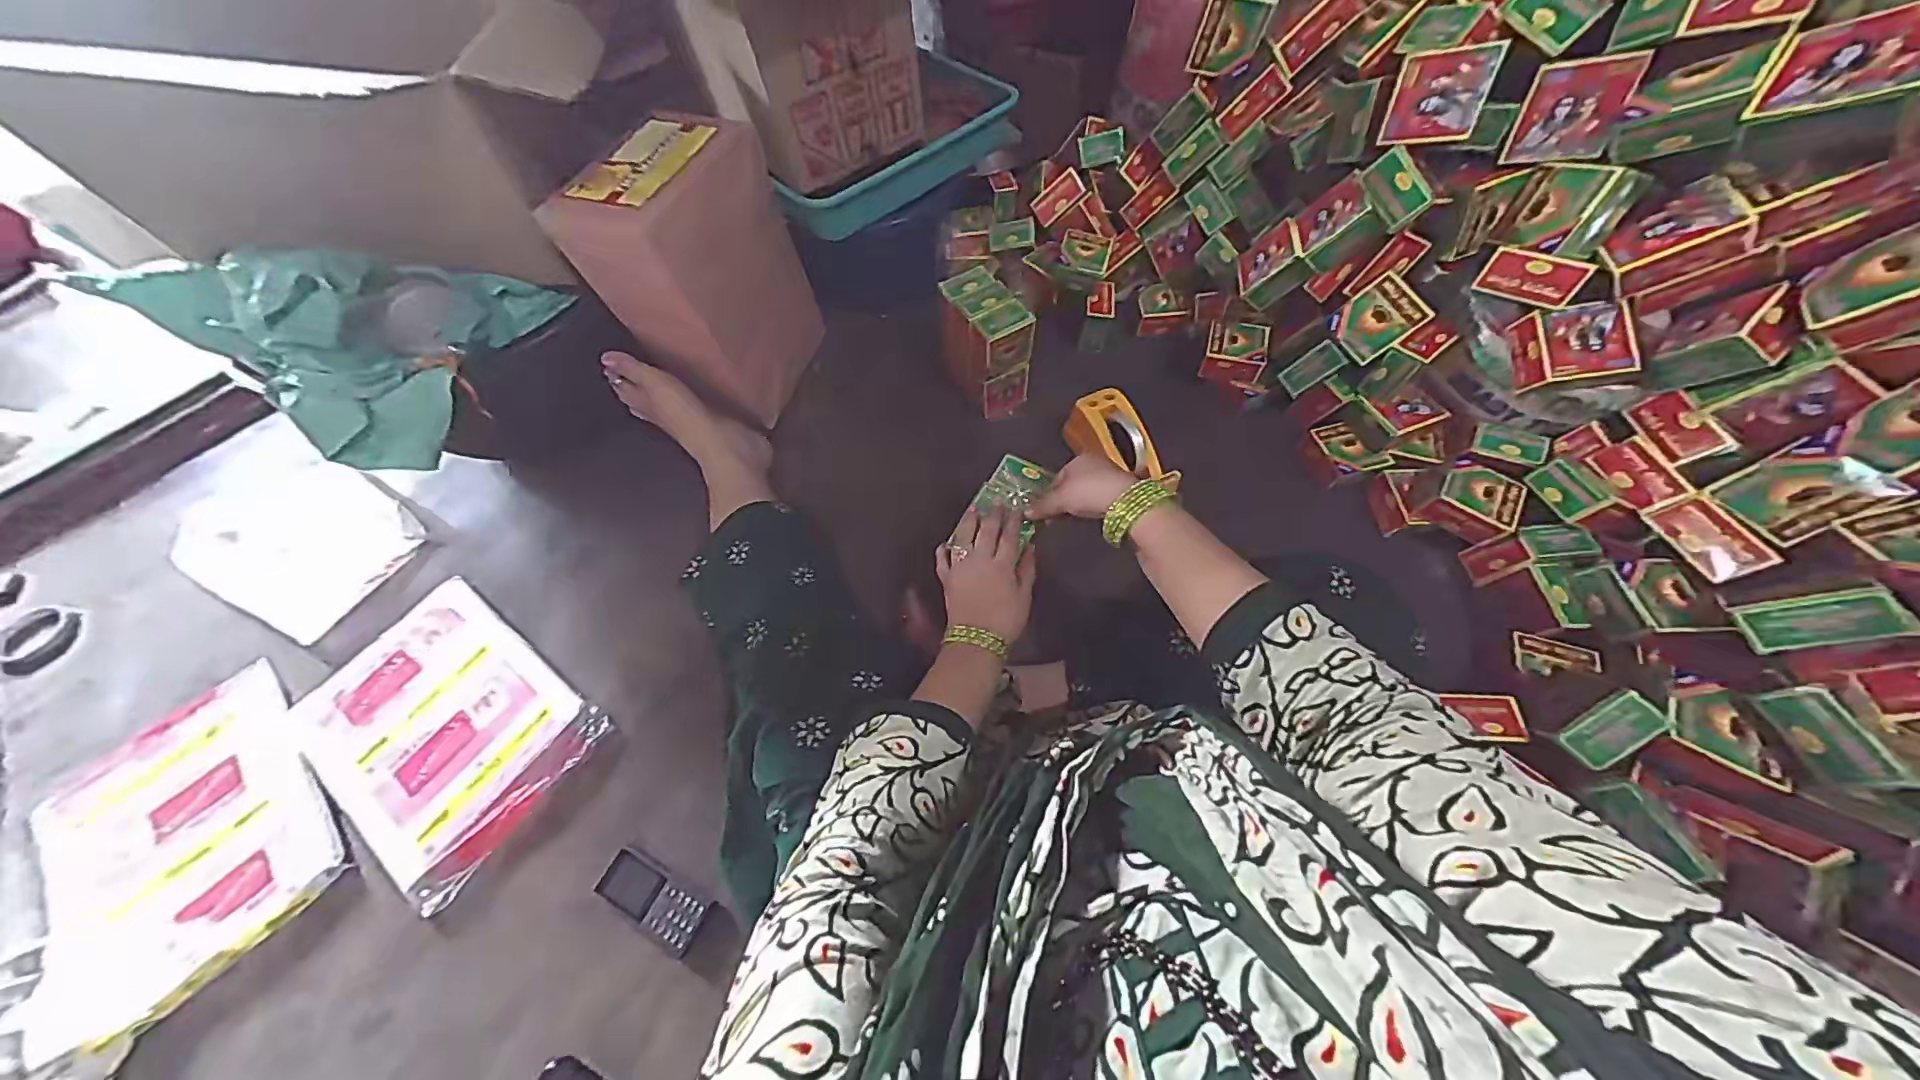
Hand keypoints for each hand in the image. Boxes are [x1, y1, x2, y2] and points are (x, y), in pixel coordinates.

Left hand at [936, 503, 1035, 643]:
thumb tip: (1030, 546)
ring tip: (972, 510)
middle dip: (993, 515)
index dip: (1013, 520)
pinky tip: (947, 542)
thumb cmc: (1006, 620)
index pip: (1009, 535)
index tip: (1016, 508)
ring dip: (968, 522)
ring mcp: (960, 567)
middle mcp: (979, 559)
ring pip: (963, 537)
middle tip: (996, 503)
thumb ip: (1026, 569)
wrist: (976, 640)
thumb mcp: (1024, 595)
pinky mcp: (947, 578)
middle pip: (986, 531)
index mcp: (1002, 564)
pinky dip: (944, 548)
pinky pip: (943, 559)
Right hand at [1027, 453, 1139, 520]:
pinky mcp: (1120, 487)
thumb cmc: (1088, 492)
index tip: (1044, 508)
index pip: (1057, 476)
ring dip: (1078, 503)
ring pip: (1086, 490)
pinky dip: (1093, 505)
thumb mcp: (1060, 499)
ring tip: (1073, 517)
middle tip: (1056, 515)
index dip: (1048, 492)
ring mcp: (1109, 474)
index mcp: (1078, 458)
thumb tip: (1026, 512)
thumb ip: (1042, 505)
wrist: (1125, 501)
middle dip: (1063, 499)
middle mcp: (1094, 462)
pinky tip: (1091, 514)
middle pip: (1072, 483)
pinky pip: (1099, 497)